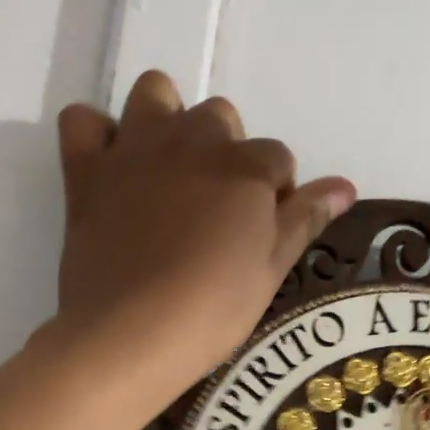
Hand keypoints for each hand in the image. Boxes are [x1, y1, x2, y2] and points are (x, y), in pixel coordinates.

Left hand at [51, 71, 356, 389]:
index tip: (261, 233)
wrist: (131, 334)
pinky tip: (112, 169)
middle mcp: (192, 141)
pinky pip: (83, 120)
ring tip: (170, 172)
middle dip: (225, 153)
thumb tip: (345, 185)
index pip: (277, 159)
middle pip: (219, 119)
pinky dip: (97, 135)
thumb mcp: (270, 272)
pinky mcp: (87, 170)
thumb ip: (304, 220)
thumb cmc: (212, 311)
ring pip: (155, 94)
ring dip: (168, 120)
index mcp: (245, 168)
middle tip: (216, 211)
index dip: (274, 195)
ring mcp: (135, 150)